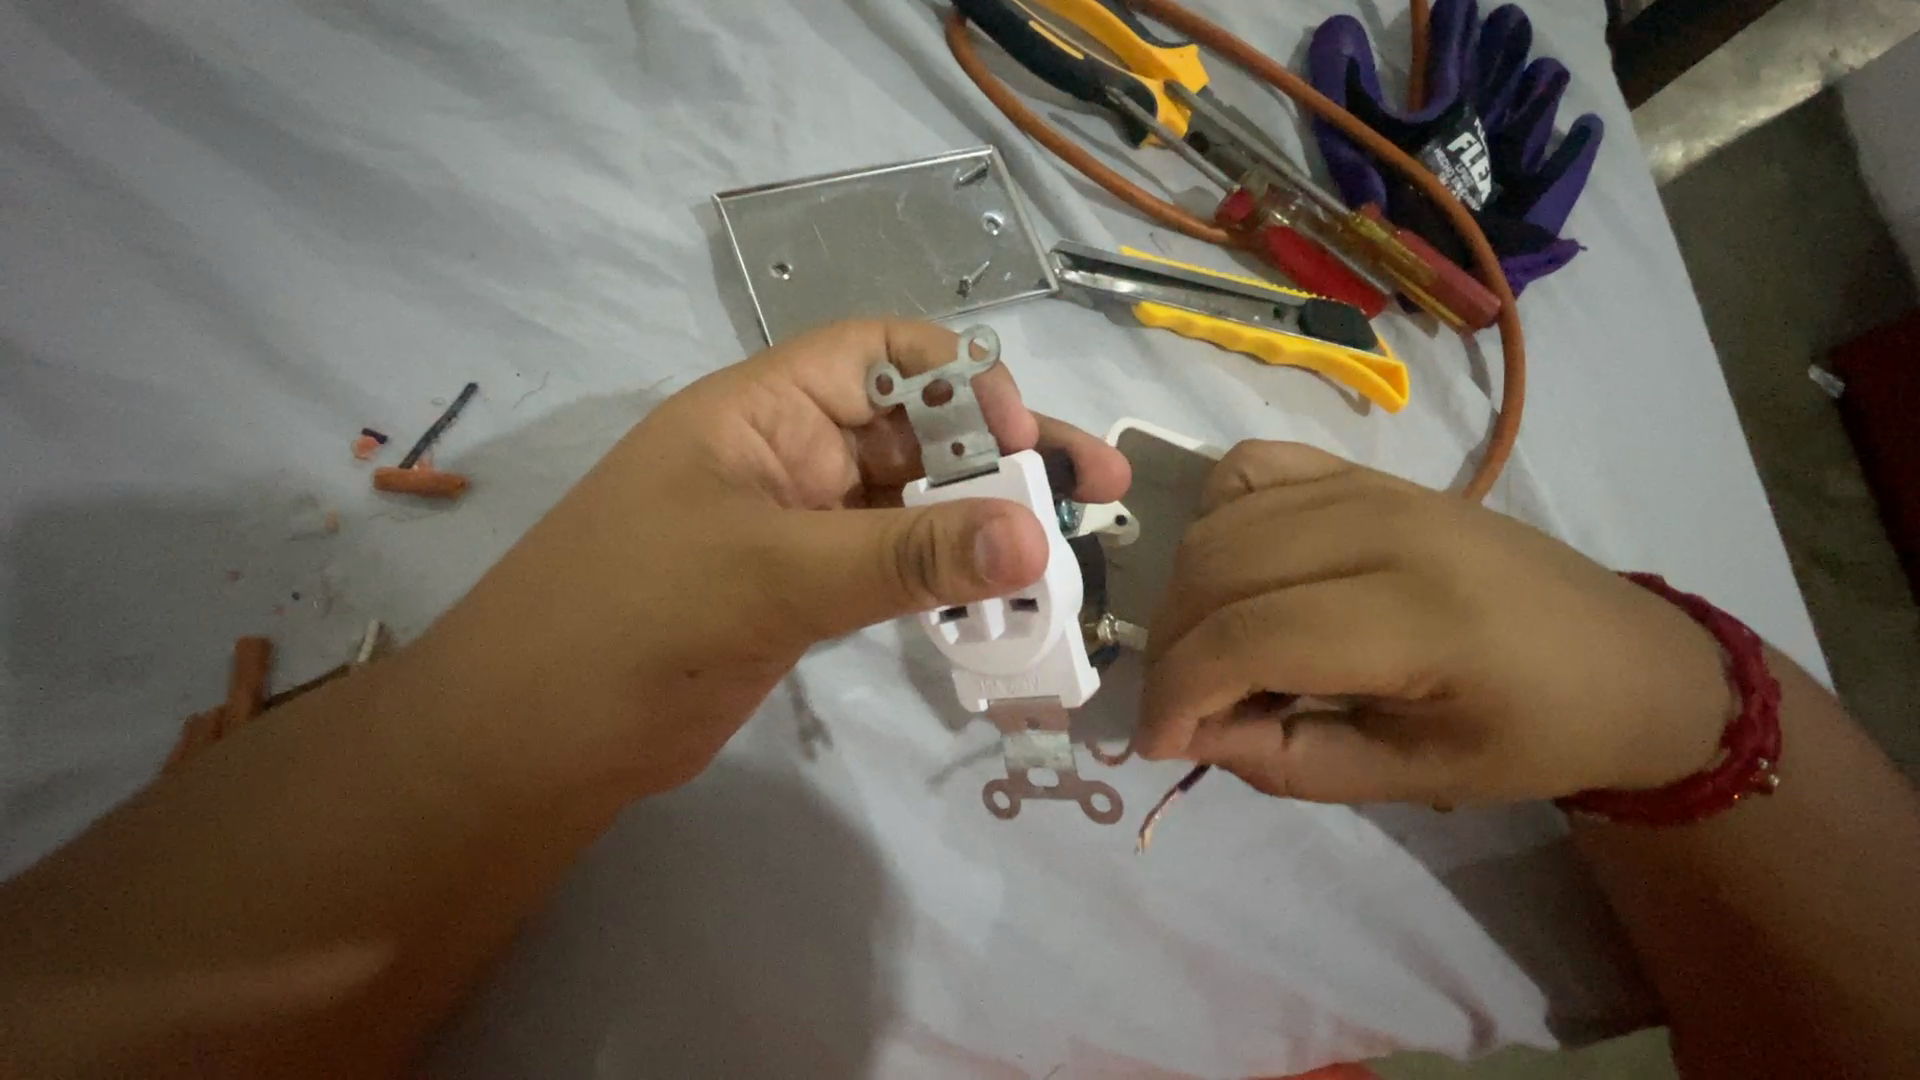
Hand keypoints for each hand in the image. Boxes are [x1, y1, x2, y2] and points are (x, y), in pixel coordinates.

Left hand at [399, 320, 1127, 799]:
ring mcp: (802, 523)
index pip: (884, 354)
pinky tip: (1002, 595)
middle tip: (1095, 487)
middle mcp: (791, 452)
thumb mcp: (774, 577)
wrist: (536, 739)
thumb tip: (1033, 539)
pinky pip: (895, 562)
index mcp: (766, 409)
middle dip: (1003, 456)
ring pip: (913, 502)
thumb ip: (905, 557)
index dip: (962, 382)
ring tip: (1064, 552)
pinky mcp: (807, 585)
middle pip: (917, 431)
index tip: (1023, 440)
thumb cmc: (632, 624)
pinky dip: (947, 575)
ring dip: (984, 522)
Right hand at [1136, 441, 1732, 804]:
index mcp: (1420, 616)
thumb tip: (1188, 731)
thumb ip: (1286, 759)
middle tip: (1179, 707)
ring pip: (1219, 524)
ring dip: (1182, 595)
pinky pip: (1250, 469)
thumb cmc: (1532, 733)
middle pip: (1216, 571)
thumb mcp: (1414, 777)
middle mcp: (1385, 528)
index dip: (1178, 694)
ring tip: (1201, 650)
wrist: (1628, 656)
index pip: (1249, 638)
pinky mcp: (1361, 470)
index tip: (1154, 743)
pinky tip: (1230, 567)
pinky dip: (1214, 517)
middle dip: (1170, 650)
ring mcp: (1370, 485)